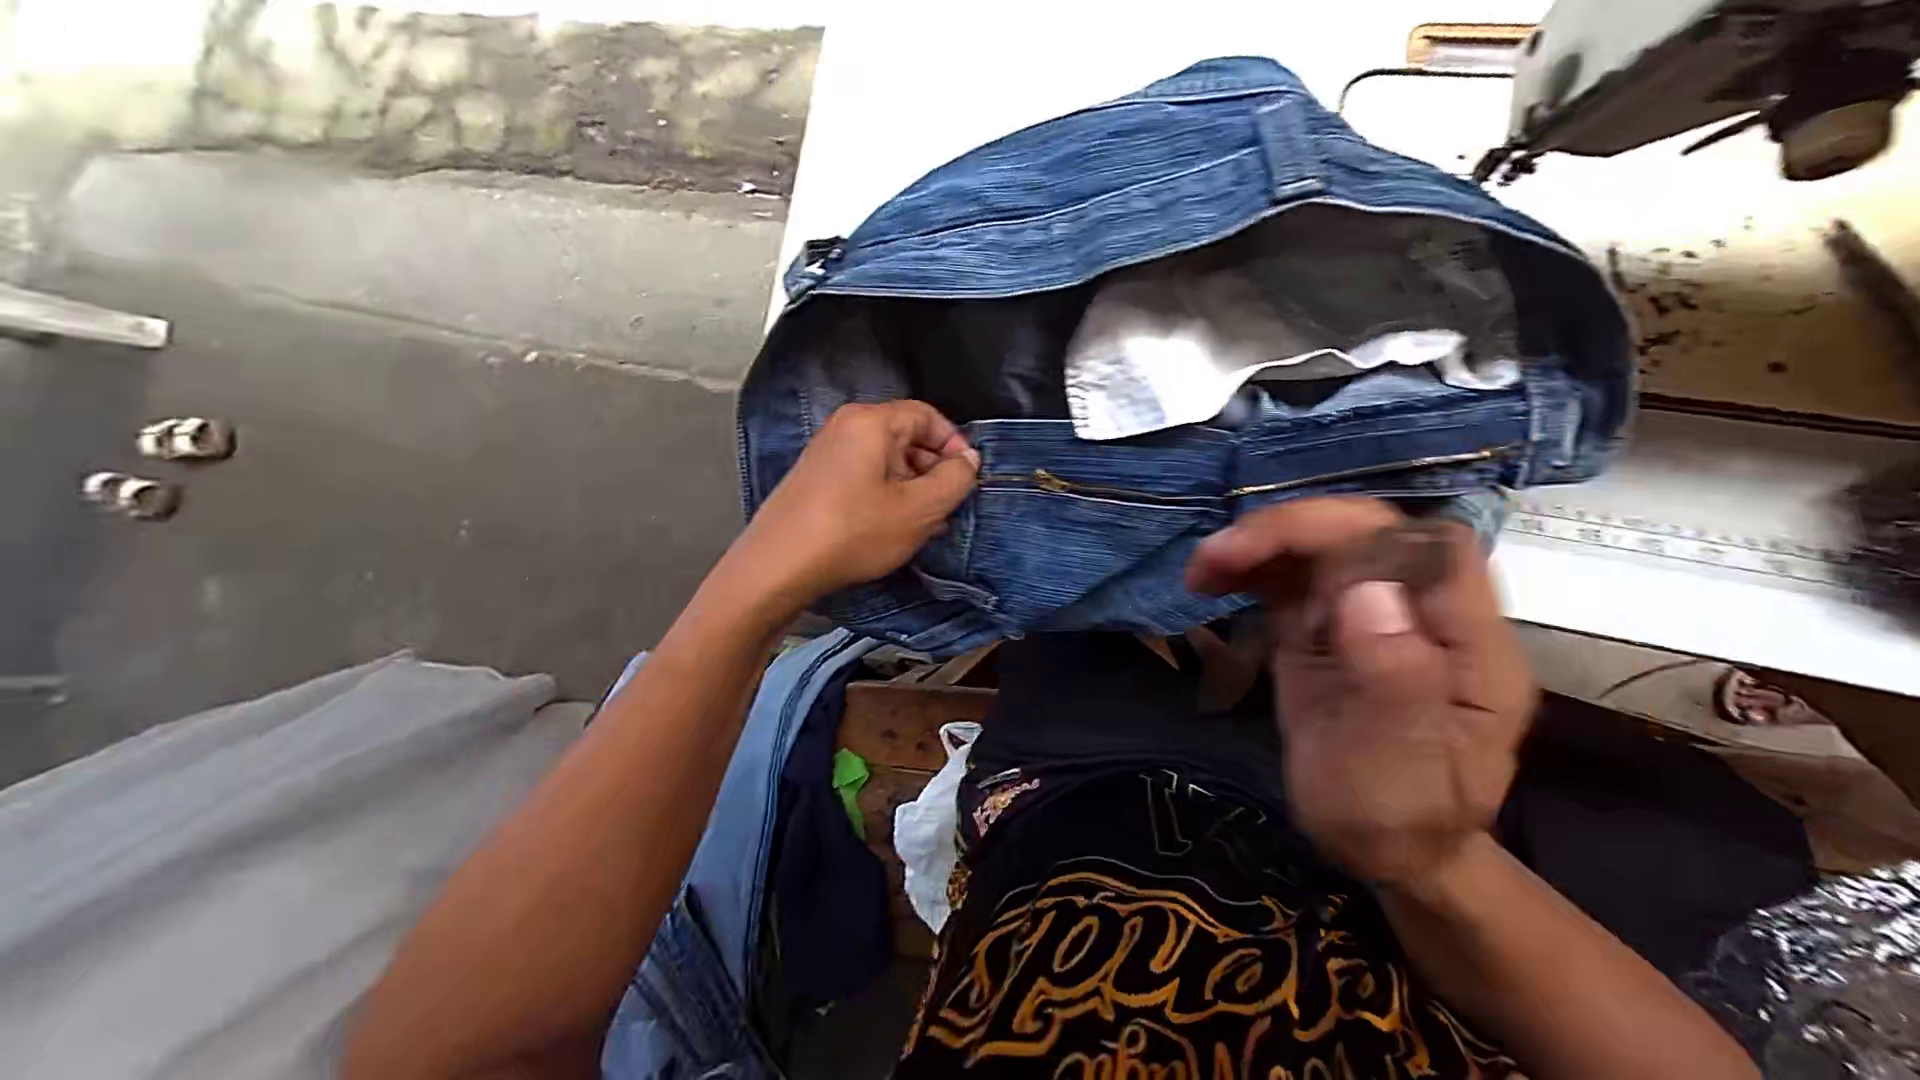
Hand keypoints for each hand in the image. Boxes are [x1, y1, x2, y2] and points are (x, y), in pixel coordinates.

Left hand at [726, 400, 979, 608]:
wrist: (778, 566)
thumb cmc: (854, 532)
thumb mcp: (919, 510)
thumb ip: (955, 480)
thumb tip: (968, 460)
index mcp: (871, 422)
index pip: (927, 416)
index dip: (954, 445)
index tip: (967, 479)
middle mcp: (846, 427)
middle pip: (906, 439)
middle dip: (933, 473)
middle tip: (947, 510)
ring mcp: (827, 453)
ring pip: (887, 463)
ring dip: (912, 491)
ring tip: (923, 528)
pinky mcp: (817, 480)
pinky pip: (864, 478)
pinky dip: (886, 498)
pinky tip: (893, 531)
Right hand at [1186, 497, 1536, 892]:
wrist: (1384, 848)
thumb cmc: (1398, 821)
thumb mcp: (1397, 775)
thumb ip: (1393, 684)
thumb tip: (1364, 592)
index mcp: (1468, 645)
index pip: (1428, 549)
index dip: (1355, 535)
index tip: (1282, 564)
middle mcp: (1422, 614)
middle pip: (1366, 533)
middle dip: (1290, 532)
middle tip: (1218, 559)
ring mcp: (1372, 615)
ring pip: (1321, 546)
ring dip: (1259, 545)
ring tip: (1201, 571)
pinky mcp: (1327, 624)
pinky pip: (1290, 576)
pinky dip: (1248, 568)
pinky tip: (1208, 582)